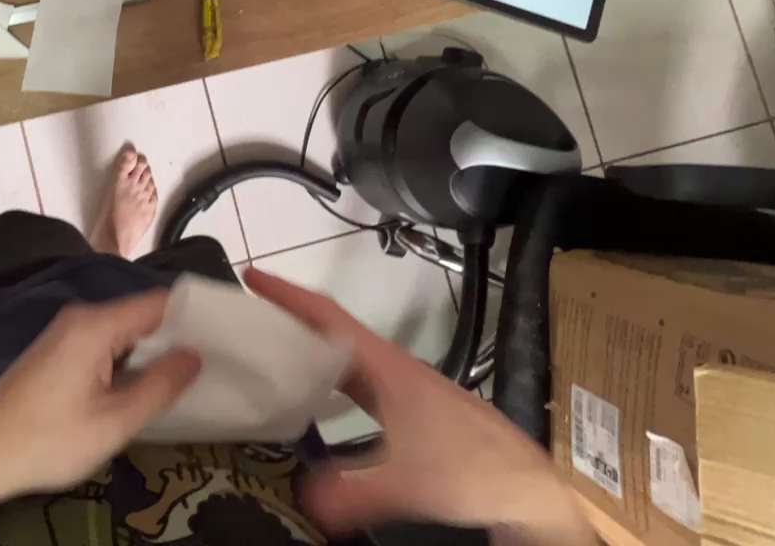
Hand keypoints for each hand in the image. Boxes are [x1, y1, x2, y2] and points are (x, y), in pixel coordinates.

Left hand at [0, 293, 200, 544]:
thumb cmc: (48, 441)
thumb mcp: (114, 422)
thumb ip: (159, 384)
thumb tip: (195, 354)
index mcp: (95, 323)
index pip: (158, 302)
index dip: (193, 314)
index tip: (226, 333)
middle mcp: (79, 316)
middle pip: (140, 315)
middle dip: (174, 336)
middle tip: (213, 362)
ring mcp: (63, 332)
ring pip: (122, 331)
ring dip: (150, 351)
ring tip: (185, 376)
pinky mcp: (55, 350)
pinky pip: (103, 343)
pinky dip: (127, 358)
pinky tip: (141, 384)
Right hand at [242, 268, 592, 545]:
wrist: (530, 488)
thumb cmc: (474, 468)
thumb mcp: (412, 482)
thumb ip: (356, 490)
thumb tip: (302, 497)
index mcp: (384, 365)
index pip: (327, 315)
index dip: (288, 294)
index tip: (251, 277)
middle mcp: (387, 366)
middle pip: (328, 329)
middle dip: (286, 317)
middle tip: (244, 319)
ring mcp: (397, 386)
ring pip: (340, 356)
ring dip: (304, 347)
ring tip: (265, 355)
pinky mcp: (404, 409)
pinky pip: (351, 381)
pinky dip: (323, 379)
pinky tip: (309, 403)